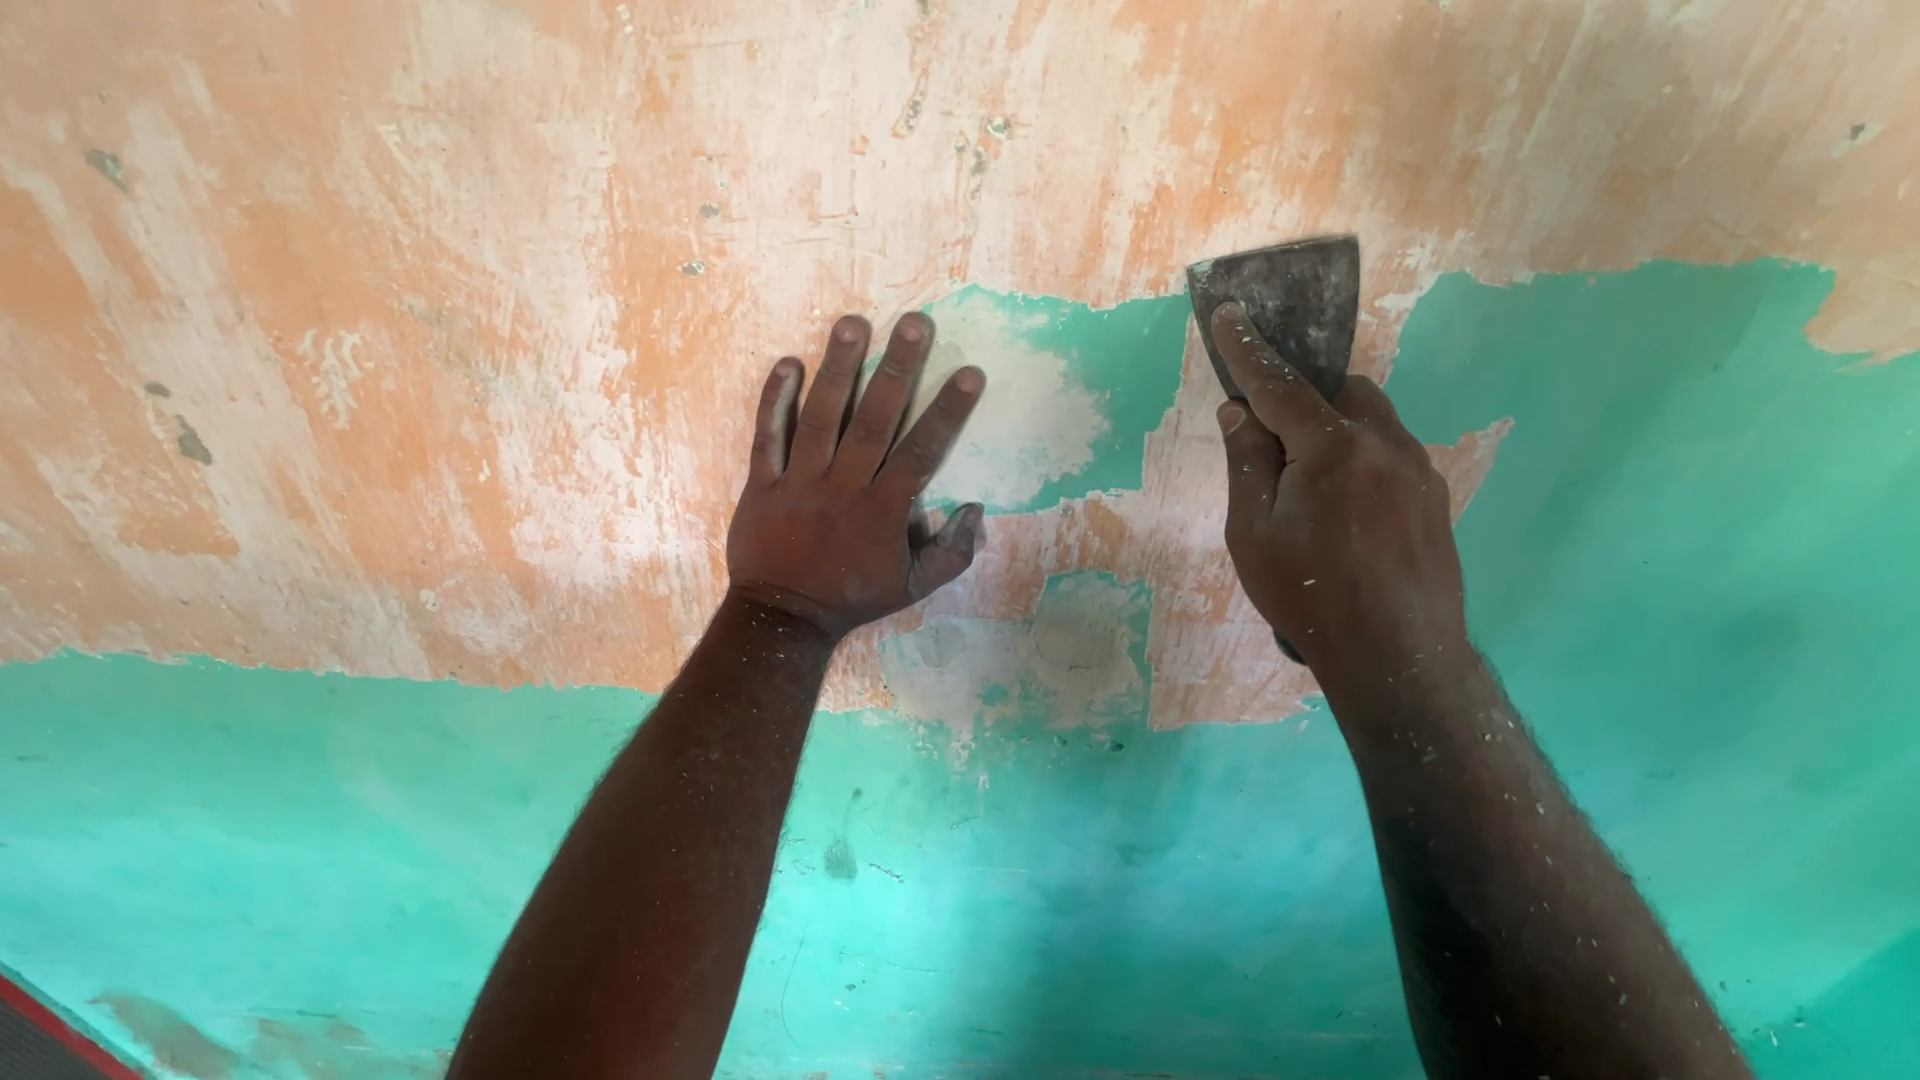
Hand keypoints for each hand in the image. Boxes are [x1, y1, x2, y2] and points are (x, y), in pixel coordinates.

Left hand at [725, 313, 985, 638]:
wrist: (784, 617)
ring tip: (852, 323)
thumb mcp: (913, 587)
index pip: (922, 451)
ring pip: (821, 418)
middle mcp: (843, 486)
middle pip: (874, 420)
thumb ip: (951, 552)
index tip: (969, 373)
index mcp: (882, 509)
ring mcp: (799, 482)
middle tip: (915, 323)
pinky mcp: (763, 484)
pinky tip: (787, 363)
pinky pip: (767, 437)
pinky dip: (774, 401)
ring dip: (838, 369)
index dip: (947, 411)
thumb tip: (975, 509)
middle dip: (898, 370)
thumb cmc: (852, 597)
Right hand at [1210, 302, 1468, 676]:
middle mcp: (1386, 443)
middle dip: (1303, 399)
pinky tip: (1342, 512)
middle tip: (1272, 442)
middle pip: (1340, 392)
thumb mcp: (1254, 533)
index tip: (1229, 313)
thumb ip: (1247, 463)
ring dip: (1333, 431)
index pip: (1280, 383)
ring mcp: (1419, 470)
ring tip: (1307, 487)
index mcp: (1334, 447)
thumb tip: (1239, 412)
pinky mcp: (1434, 498)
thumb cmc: (1309, 596)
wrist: (1397, 657)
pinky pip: (1389, 455)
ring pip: (1370, 422)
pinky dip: (1357, 460)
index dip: (1248, 349)